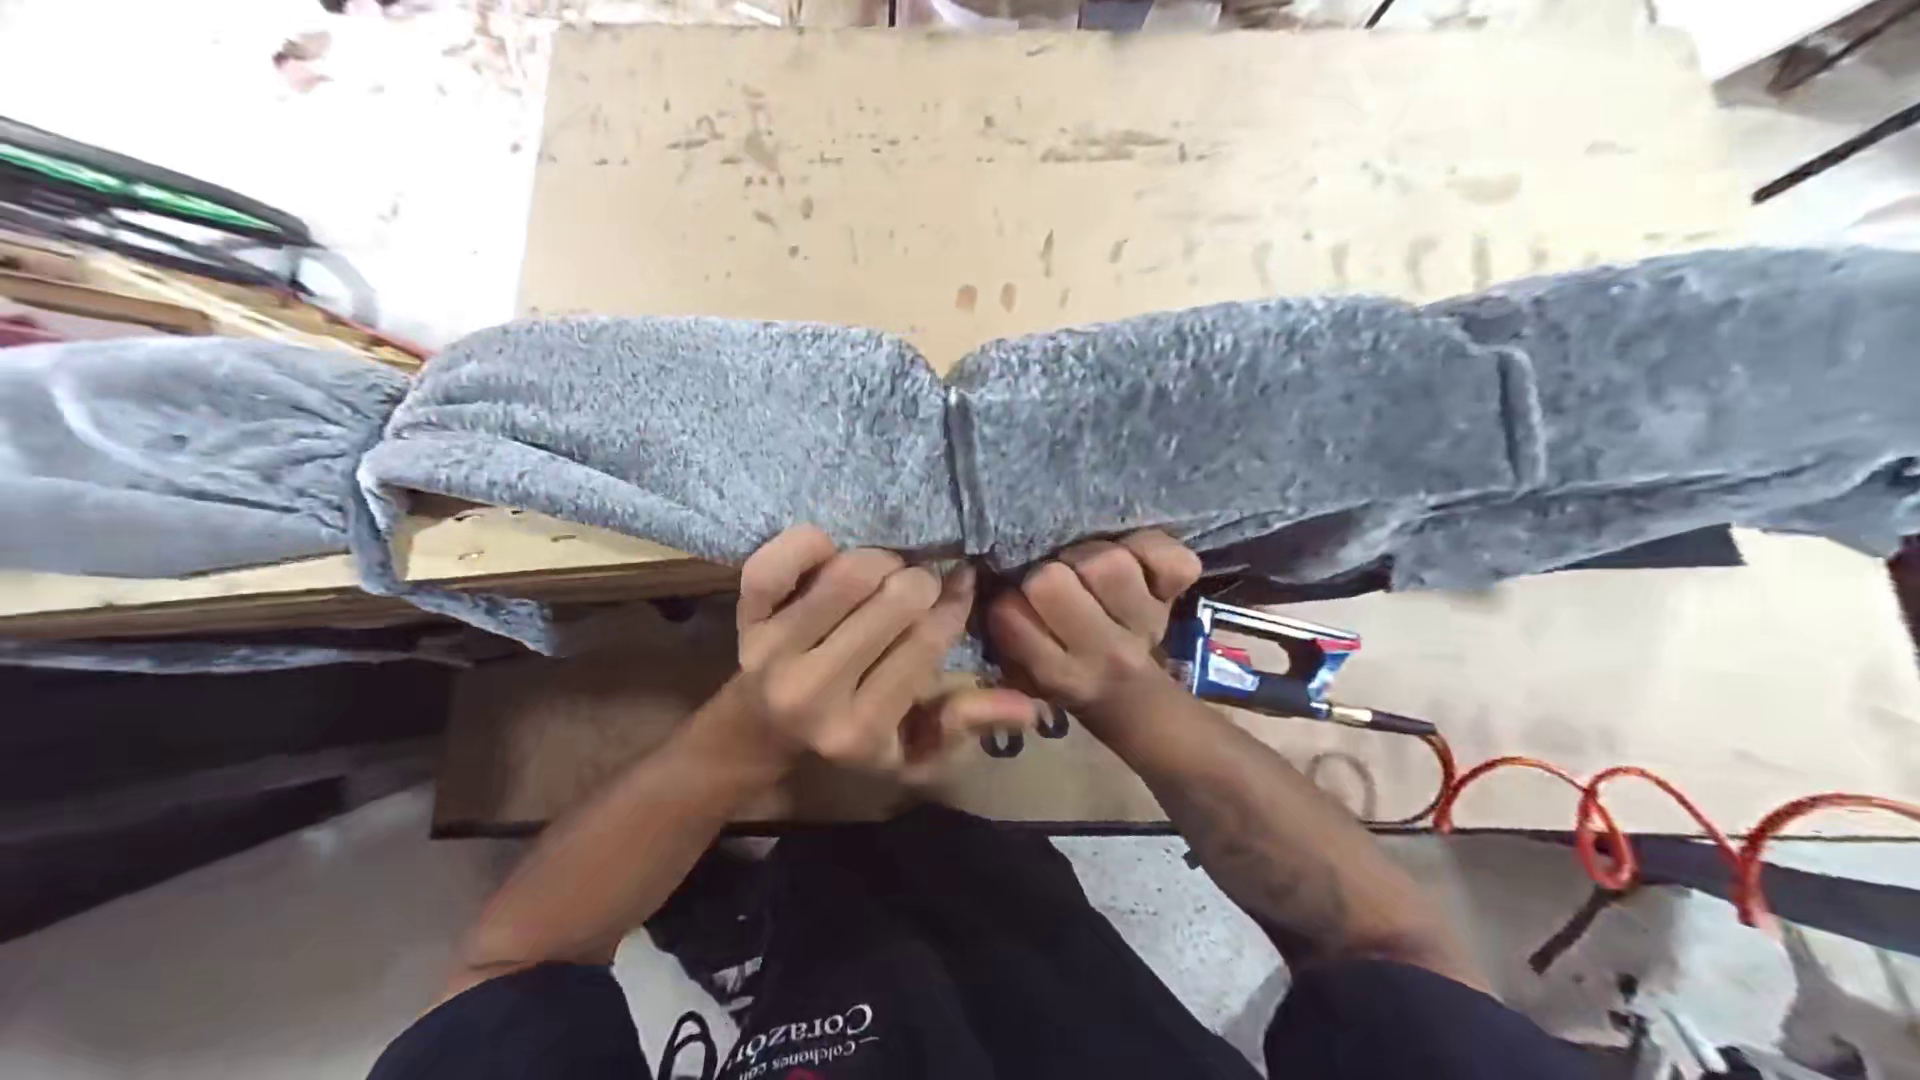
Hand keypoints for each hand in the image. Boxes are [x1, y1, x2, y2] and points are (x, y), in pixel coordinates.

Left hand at [727, 525, 1029, 774]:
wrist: (759, 730)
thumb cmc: (847, 738)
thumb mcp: (912, 752)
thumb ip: (965, 725)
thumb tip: (1030, 707)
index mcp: (859, 729)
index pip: (927, 642)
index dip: (955, 602)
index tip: (962, 581)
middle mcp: (812, 691)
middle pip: (894, 600)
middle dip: (922, 582)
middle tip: (923, 582)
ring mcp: (772, 651)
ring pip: (849, 574)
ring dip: (881, 559)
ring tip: (888, 569)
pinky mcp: (746, 618)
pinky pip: (776, 563)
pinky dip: (810, 543)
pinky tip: (834, 552)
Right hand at [982, 530, 1202, 722]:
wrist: (1131, 696)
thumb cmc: (1065, 672)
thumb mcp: (1022, 672)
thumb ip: (1002, 636)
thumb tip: (982, 585)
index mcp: (1056, 672)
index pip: (1009, 617)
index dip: (1007, 601)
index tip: (1017, 605)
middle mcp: (1101, 652)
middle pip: (1050, 581)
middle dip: (1044, 575)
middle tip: (1055, 582)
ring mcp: (1144, 623)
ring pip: (1106, 563)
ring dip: (1089, 556)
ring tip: (1087, 569)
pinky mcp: (1174, 598)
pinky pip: (1169, 560)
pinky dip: (1151, 549)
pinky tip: (1135, 557)